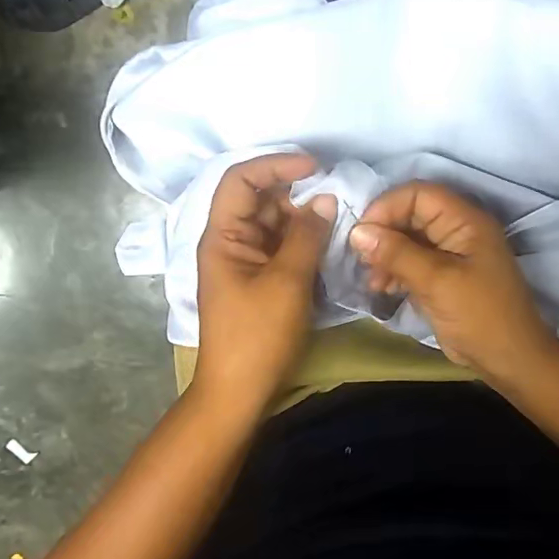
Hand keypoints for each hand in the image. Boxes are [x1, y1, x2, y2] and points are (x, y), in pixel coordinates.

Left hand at [193, 153, 335, 410]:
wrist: (238, 393)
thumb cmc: (258, 336)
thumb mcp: (287, 282)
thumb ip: (306, 236)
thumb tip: (324, 199)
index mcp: (221, 236)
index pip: (240, 180)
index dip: (275, 165)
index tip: (315, 166)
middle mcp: (228, 243)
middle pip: (259, 200)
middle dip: (296, 195)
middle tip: (335, 200)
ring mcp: (243, 263)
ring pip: (273, 225)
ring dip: (303, 220)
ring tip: (337, 223)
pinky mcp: (258, 282)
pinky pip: (280, 249)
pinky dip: (302, 244)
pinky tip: (327, 246)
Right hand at [348, 181, 558, 383]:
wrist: (509, 360)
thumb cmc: (480, 315)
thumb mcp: (436, 281)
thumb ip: (397, 253)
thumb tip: (358, 232)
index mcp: (465, 221)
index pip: (419, 195)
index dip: (387, 207)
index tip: (362, 233)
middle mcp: (457, 231)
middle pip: (410, 215)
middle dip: (383, 233)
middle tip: (362, 259)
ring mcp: (449, 254)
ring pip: (407, 239)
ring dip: (385, 255)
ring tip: (372, 280)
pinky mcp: (441, 276)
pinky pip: (410, 261)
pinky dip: (393, 271)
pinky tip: (381, 288)